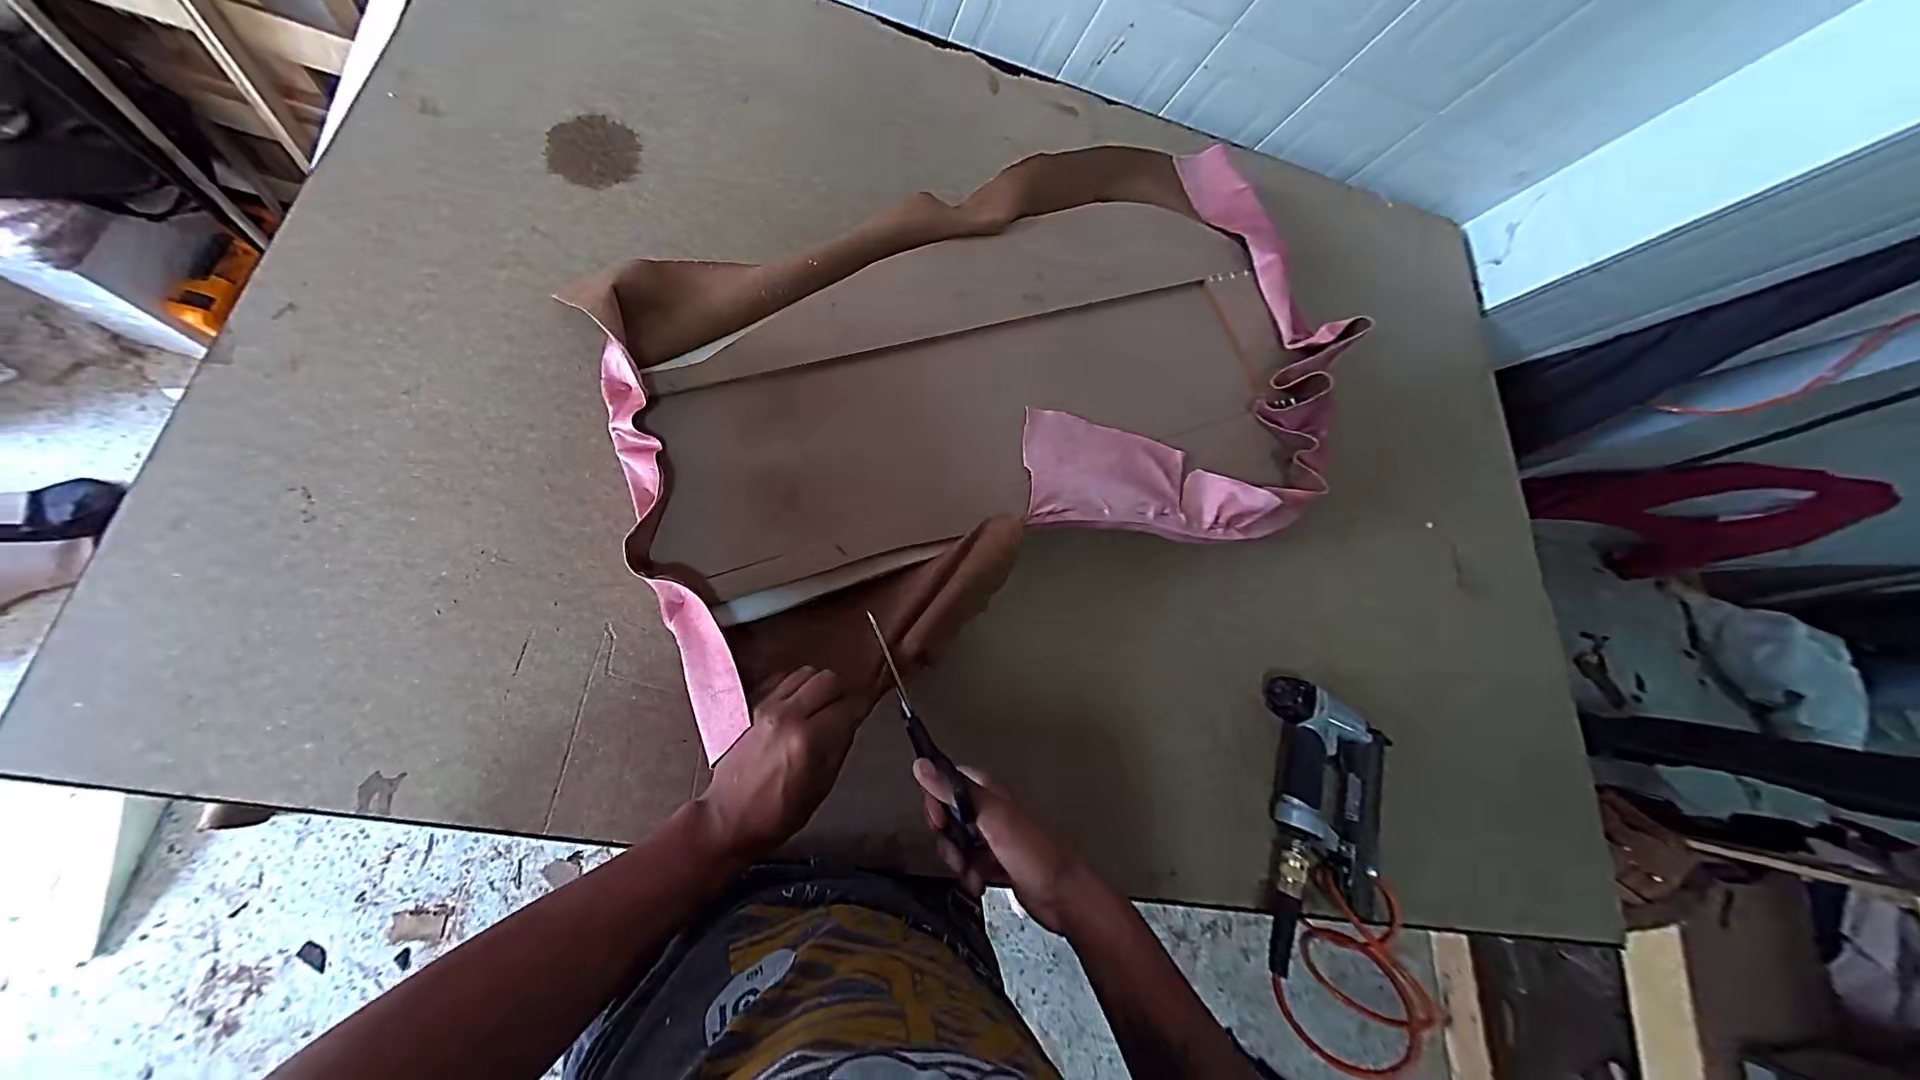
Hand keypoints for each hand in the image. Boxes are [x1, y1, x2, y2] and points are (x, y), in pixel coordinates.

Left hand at [696, 667, 864, 860]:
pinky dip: (794, 687)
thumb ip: (839, 746)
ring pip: (805, 673)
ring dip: (816, 687)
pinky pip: (782, 679)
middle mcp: (788, 716)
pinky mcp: (751, 707)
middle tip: (840, 710)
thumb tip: (852, 720)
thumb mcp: (821, 786)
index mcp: (809, 740)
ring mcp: (766, 708)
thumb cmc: (778, 812)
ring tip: (816, 707)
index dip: (861, 706)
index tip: (864, 708)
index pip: (849, 706)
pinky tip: (794, 706)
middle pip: (829, 679)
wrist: (729, 817)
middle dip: (840, 693)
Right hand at [913, 759, 1090, 932]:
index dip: (937, 798)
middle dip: (946, 836)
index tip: (938, 818)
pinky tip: (979, 884)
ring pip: (958, 844)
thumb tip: (923, 766)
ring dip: (958, 861)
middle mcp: (991, 812)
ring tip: (970, 871)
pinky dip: (970, 877)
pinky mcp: (996, 865)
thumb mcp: (990, 817)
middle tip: (956, 850)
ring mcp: (994, 840)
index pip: (951, 781)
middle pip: (950, 815)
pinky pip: (970, 867)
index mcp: (990, 793)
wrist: (1062, 896)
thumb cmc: (1035, 852)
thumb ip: (954, 791)